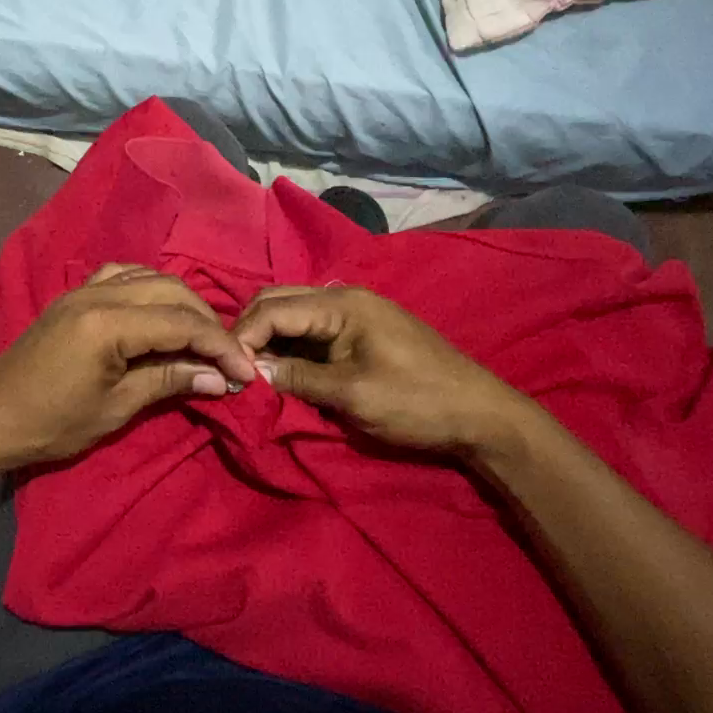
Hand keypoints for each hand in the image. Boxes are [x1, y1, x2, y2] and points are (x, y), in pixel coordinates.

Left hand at [0, 264, 256, 471]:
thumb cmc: (51, 423)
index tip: (247, 372)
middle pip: (171, 291)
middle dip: (206, 321)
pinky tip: (159, 313)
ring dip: (180, 303)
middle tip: (228, 357)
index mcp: (108, 322)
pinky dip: (149, 289)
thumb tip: (219, 378)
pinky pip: (121, 277)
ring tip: (200, 337)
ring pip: (148, 278)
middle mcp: (97, 293)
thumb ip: (168, 381)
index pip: (182, 322)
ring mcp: (81, 290)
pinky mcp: (71, 297)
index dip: (220, 345)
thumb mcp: (116, 408)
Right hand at [231, 286, 542, 454]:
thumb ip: (297, 378)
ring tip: (254, 373)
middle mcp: (343, 297)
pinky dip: (290, 347)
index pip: (273, 308)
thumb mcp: (352, 394)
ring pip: (292, 314)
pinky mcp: (360, 332)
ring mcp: (353, 313)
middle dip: (250, 332)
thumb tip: (251, 371)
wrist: (482, 415)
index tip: (230, 373)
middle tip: (235, 370)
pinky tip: (282, 370)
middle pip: (277, 302)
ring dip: (268, 340)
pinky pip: (311, 330)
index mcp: (341, 304)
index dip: (244, 338)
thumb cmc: (418, 402)